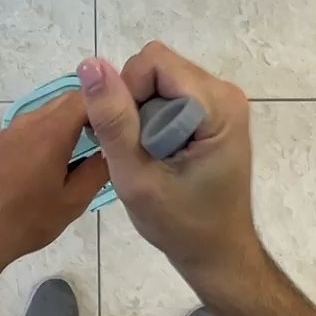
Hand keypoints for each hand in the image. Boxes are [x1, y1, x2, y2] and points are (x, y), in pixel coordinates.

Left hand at [0, 92, 110, 279]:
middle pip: (68, 100)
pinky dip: (52, 132)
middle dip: (93, 111)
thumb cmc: (25, 220)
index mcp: (51, 130)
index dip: (111, 101)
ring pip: (50, 112)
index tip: (127, 118)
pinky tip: (59, 159)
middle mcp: (30, 121)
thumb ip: (98, 171)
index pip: (87, 96)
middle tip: (113, 133)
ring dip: (72, 122)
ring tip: (90, 148)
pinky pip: (34, 126)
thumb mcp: (72, 201)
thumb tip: (115, 151)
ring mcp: (11, 130)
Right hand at [77, 42, 261, 286]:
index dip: (127, 92)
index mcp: (217, 104)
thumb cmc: (181, 224)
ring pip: (159, 78)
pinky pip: (169, 92)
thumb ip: (113, 121)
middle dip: (133, 103)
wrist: (218, 253)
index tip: (126, 137)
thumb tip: (90, 65)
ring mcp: (222, 100)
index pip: (153, 62)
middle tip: (135, 152)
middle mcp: (225, 92)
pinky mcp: (214, 110)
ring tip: (146, 155)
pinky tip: (155, 152)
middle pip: (157, 67)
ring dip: (140, 112)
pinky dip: (152, 117)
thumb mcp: (136, 177)